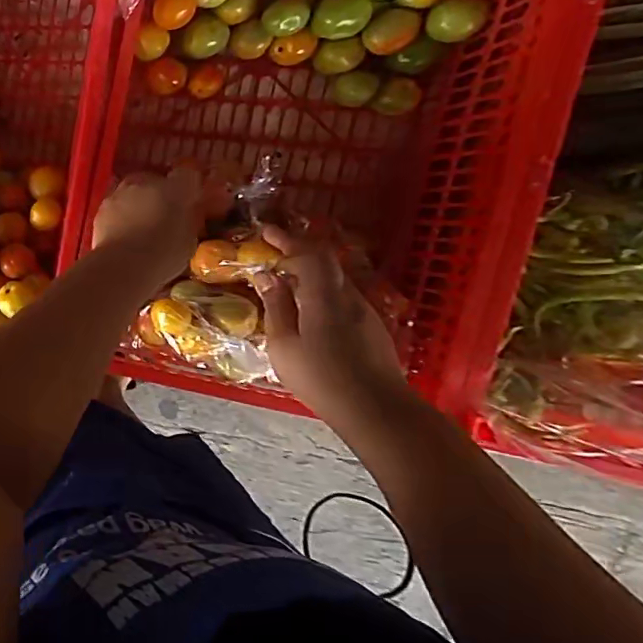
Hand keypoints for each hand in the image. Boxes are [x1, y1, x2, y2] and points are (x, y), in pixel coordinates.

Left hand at [92, 168, 200, 281]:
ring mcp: (120, 193)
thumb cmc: (164, 254)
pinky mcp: (101, 209)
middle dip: (158, 193)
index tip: (188, 199)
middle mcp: (145, 183)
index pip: (186, 175)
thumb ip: (186, 220)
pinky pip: (115, 207)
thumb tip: (182, 215)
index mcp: (174, 189)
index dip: (187, 187)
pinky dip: (119, 215)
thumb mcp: (188, 240)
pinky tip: (122, 233)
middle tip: (162, 213)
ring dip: (136, 202)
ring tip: (139, 225)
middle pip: (154, 180)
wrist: (122, 265)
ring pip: (131, 192)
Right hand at [250, 223, 411, 418]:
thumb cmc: (320, 377)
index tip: (265, 231)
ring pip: (333, 282)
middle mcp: (349, 297)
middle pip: (325, 264)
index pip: (310, 254)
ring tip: (283, 286)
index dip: (288, 239)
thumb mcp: (283, 343)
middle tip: (270, 257)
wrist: (376, 410)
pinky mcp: (370, 329)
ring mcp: (364, 313)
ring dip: (308, 277)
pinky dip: (319, 295)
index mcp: (325, 296)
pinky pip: (340, 299)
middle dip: (297, 255)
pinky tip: (306, 313)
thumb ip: (276, 306)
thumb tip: (267, 277)